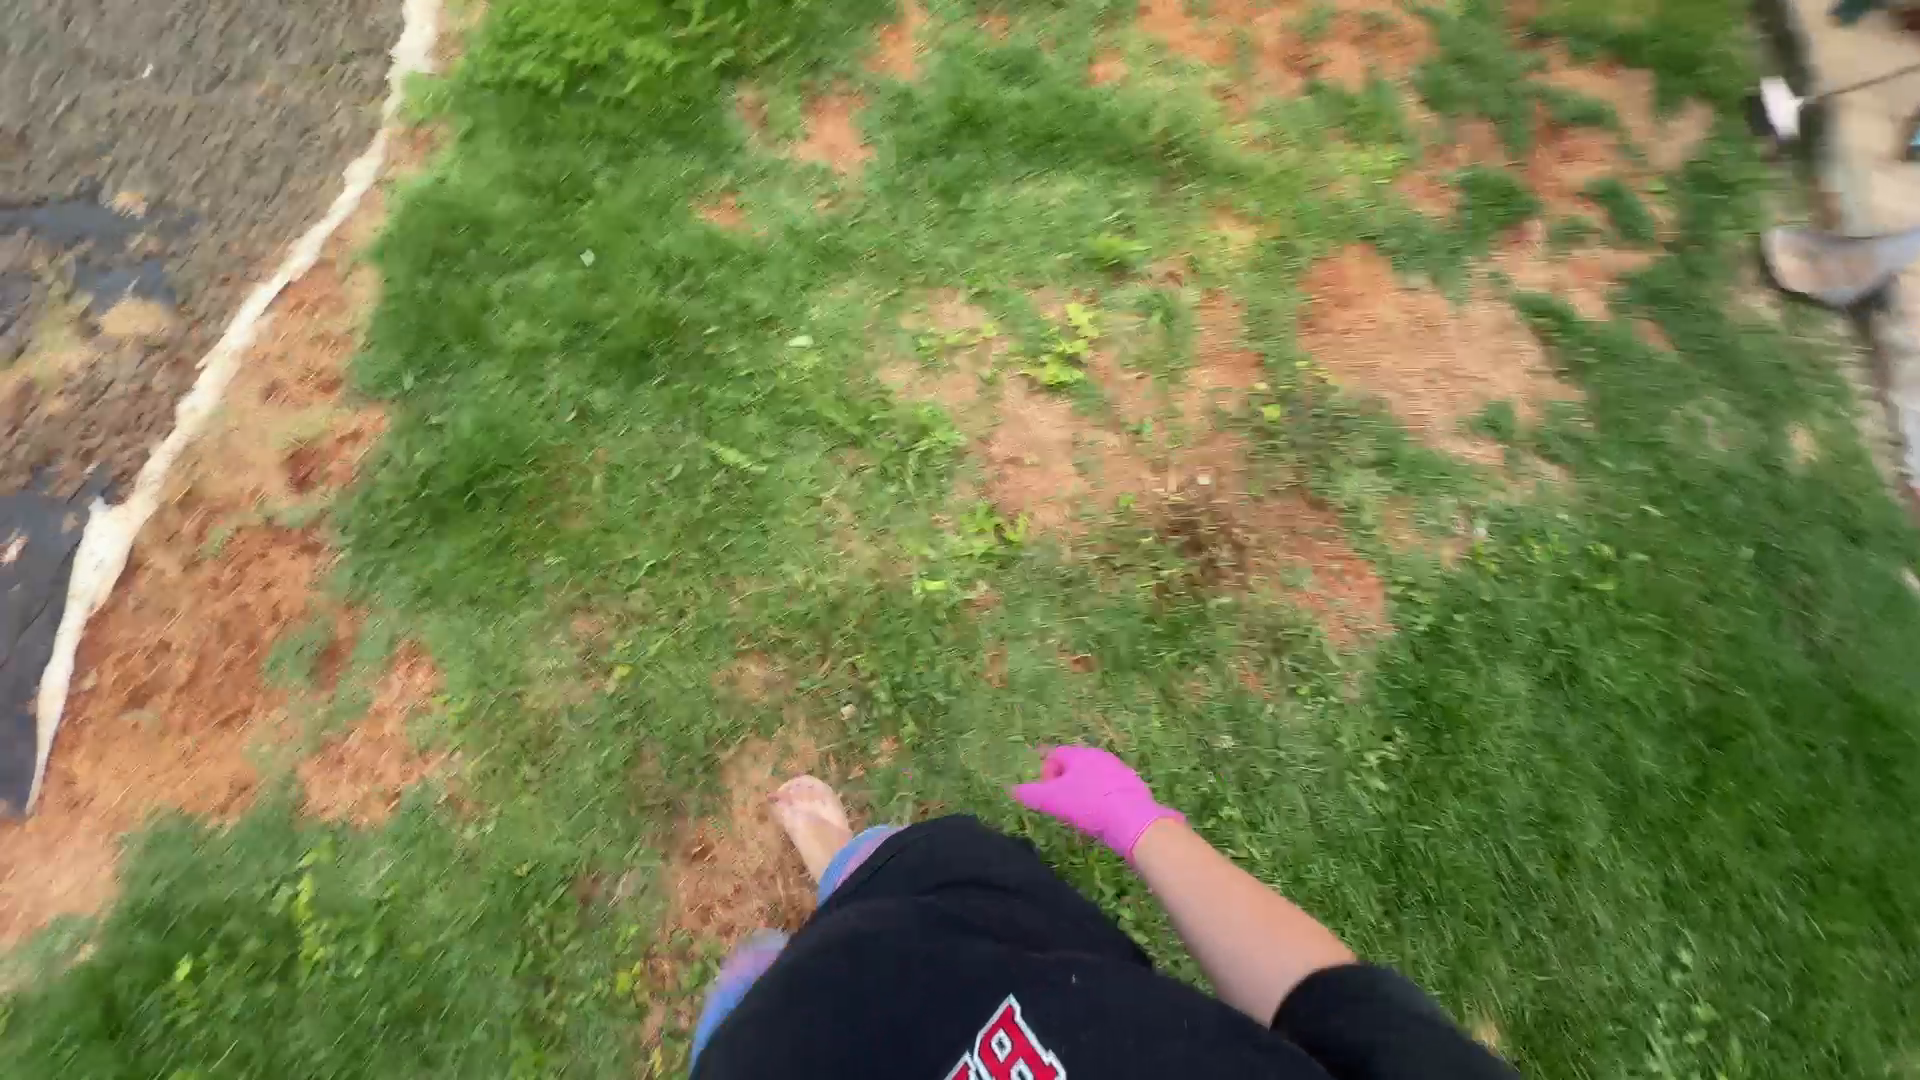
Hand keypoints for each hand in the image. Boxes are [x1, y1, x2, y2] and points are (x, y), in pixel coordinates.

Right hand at [1012, 746, 1183, 861]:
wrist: (1132, 820)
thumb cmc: (1088, 805)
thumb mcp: (1053, 801)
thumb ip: (1031, 794)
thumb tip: (1011, 790)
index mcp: (1078, 755)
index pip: (1055, 755)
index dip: (1046, 773)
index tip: (1046, 793)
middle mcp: (1099, 756)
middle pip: (1075, 764)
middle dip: (1065, 782)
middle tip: (1061, 804)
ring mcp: (1118, 769)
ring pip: (1093, 776)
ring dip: (1084, 790)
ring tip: (1081, 813)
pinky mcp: (1133, 785)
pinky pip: (1110, 788)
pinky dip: (1102, 798)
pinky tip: (1103, 817)